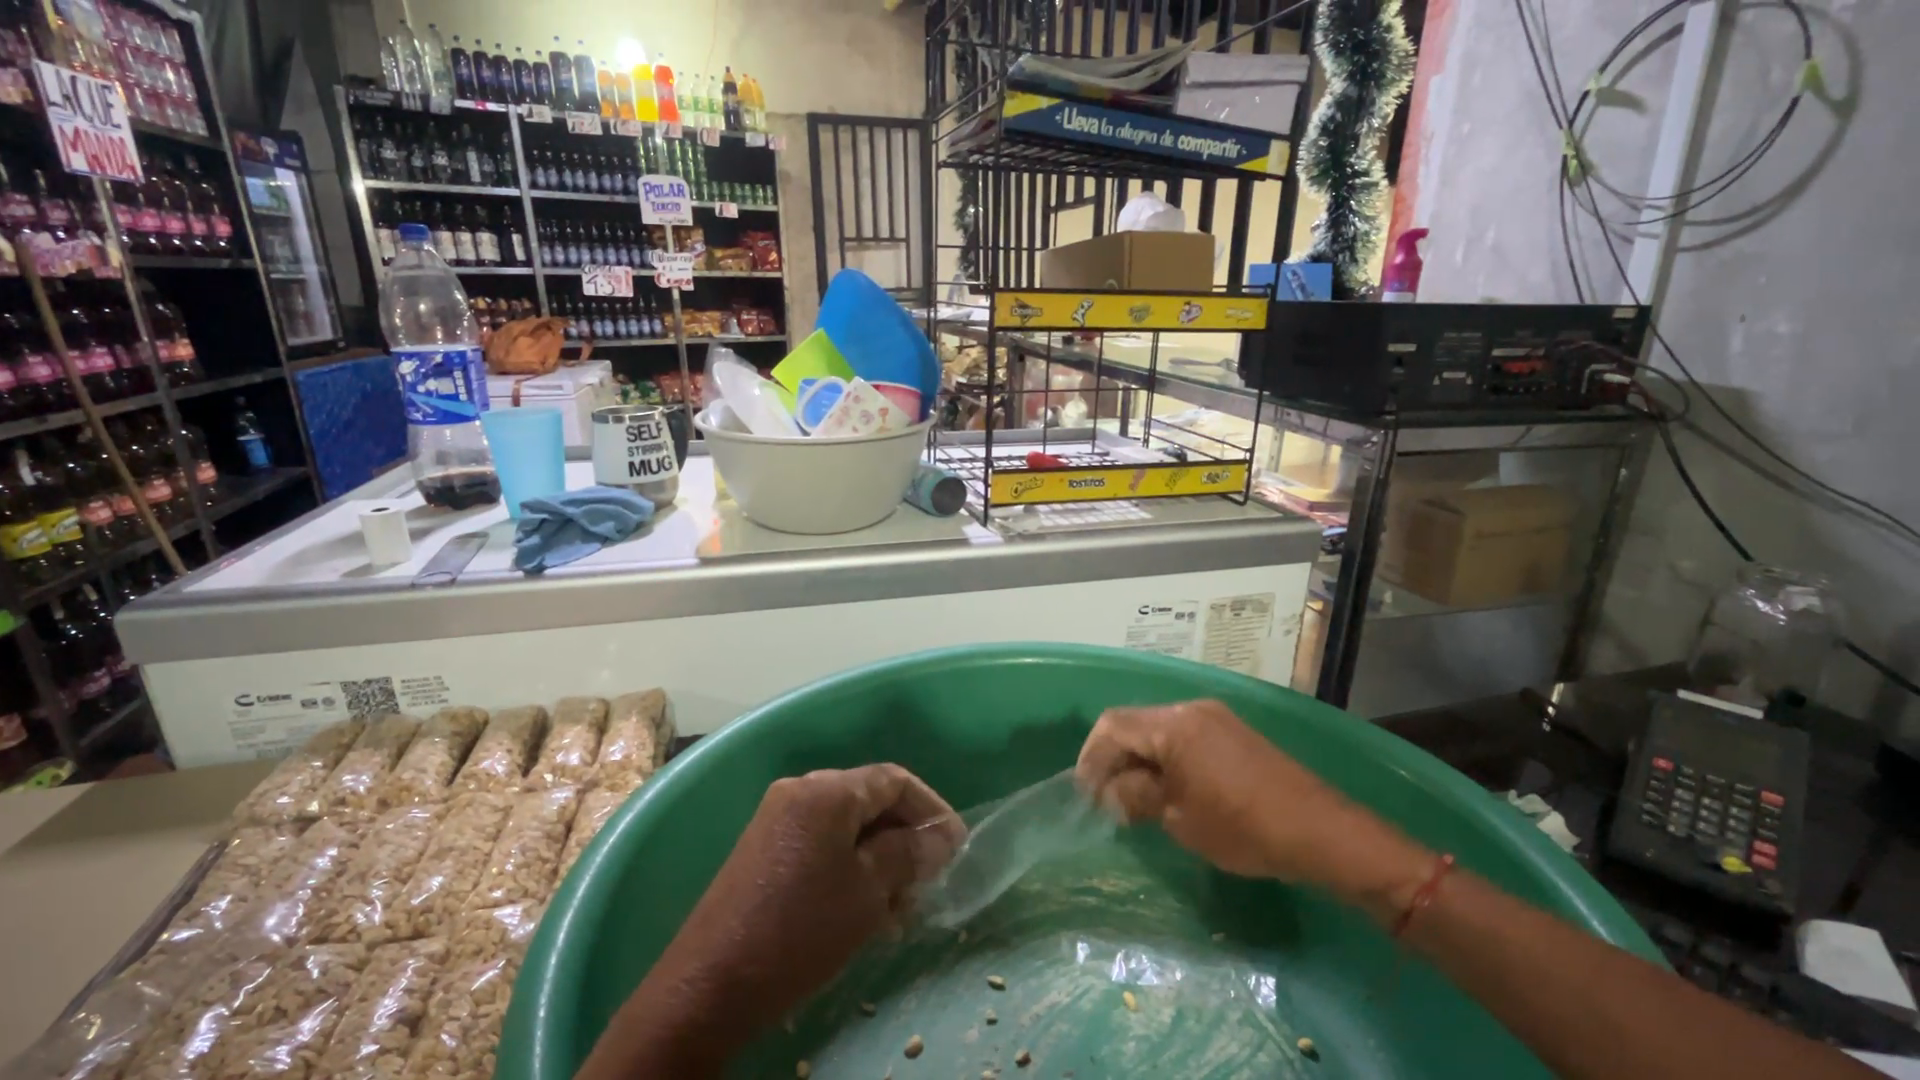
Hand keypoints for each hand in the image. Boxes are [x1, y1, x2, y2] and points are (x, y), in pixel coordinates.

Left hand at [640, 765, 964, 1038]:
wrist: (713, 983)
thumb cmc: (802, 929)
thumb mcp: (868, 892)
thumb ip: (909, 854)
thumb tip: (942, 838)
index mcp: (825, 791)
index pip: (894, 780)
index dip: (931, 810)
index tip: (957, 847)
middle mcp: (799, 792)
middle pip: (869, 800)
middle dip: (905, 837)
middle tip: (929, 882)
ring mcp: (776, 821)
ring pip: (846, 826)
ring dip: (880, 857)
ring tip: (900, 906)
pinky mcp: (764, 851)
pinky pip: (822, 844)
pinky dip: (851, 867)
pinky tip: (865, 909)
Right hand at [1074, 700, 1427, 904]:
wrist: (1319, 831)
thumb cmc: (1242, 827)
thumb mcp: (1178, 818)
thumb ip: (1137, 797)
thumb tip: (1112, 793)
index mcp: (1174, 725)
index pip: (1112, 726)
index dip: (1091, 758)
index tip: (1085, 795)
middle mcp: (1192, 709)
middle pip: (1134, 723)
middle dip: (1113, 758)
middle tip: (1106, 800)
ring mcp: (1216, 718)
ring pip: (1159, 729)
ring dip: (1140, 759)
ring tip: (1134, 800)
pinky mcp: (1233, 733)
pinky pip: (1183, 736)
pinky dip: (1165, 758)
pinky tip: (1167, 790)